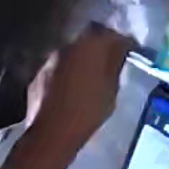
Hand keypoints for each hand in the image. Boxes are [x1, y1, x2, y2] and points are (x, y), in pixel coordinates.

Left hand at [25, 25, 133, 155]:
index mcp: (91, 45)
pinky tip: (72, 89)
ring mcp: (50, 60)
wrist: (51, 134)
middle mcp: (69, 46)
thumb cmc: (89, 110)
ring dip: (83, 60)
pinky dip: (68, 73)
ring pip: (73, 54)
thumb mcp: (112, 88)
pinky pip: (59, 69)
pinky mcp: (38, 76)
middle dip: (101, 48)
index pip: (112, 34)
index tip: (130, 50)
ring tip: (91, 77)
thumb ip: (115, 65)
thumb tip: (119, 51)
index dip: (123, 41)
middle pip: (90, 39)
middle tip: (111, 61)